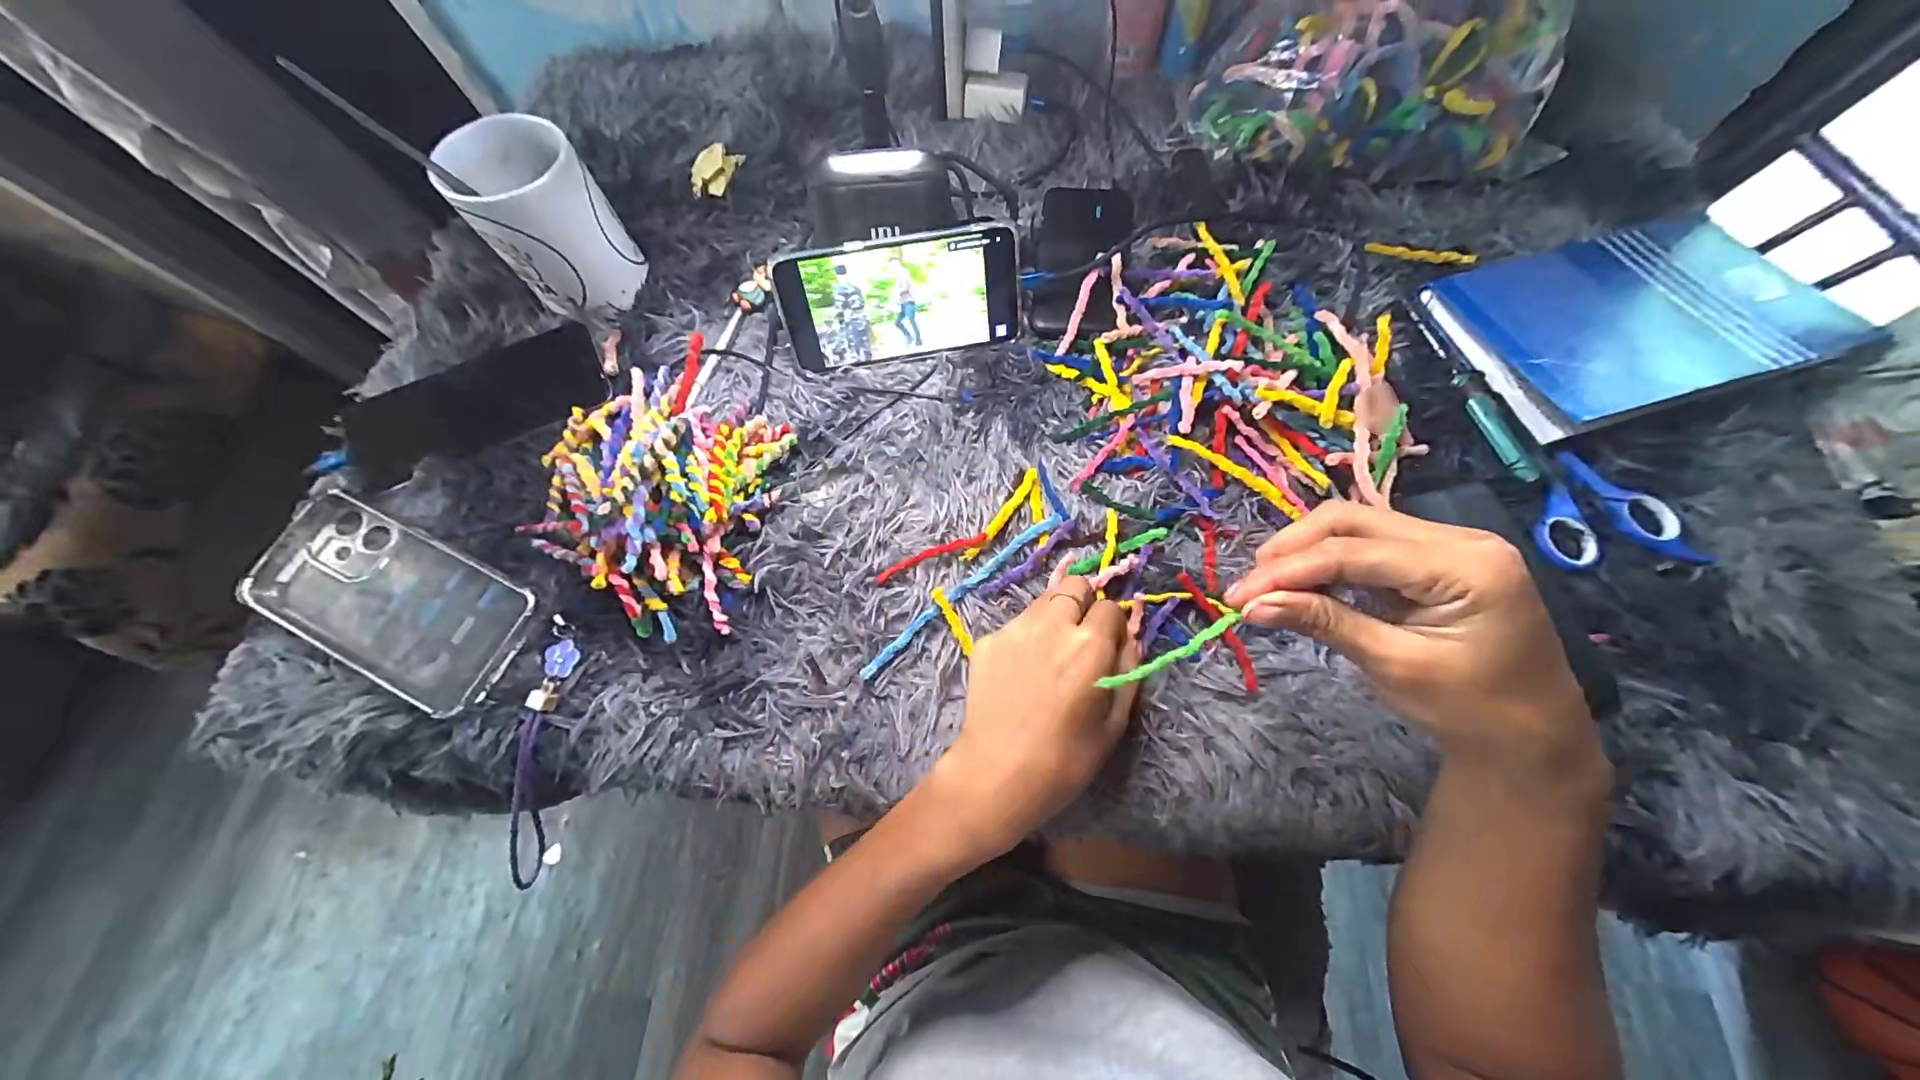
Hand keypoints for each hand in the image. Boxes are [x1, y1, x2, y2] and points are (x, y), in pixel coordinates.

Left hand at [919, 576, 1140, 862]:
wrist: (997, 773)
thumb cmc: (1066, 758)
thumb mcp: (1114, 721)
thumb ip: (1128, 670)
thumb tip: (1132, 638)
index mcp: (1090, 644)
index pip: (1110, 607)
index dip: (1113, 625)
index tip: (1108, 646)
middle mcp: (1052, 625)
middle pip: (1074, 586)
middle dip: (1083, 602)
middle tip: (1080, 635)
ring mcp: (1015, 629)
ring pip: (1042, 601)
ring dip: (1054, 616)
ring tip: (1048, 654)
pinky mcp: (987, 640)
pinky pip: (1015, 626)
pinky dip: (1024, 638)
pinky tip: (1019, 672)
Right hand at [1224, 502, 1599, 774]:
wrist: (1532, 736)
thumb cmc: (1470, 709)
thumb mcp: (1392, 665)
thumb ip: (1324, 623)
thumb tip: (1253, 606)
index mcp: (1466, 565)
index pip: (1355, 551)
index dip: (1290, 570)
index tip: (1239, 596)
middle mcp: (1460, 539)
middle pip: (1353, 521)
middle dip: (1292, 549)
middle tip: (1249, 587)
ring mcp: (1450, 544)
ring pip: (1356, 526)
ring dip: (1305, 552)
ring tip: (1267, 585)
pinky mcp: (1435, 558)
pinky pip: (1369, 545)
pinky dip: (1329, 562)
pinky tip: (1302, 583)